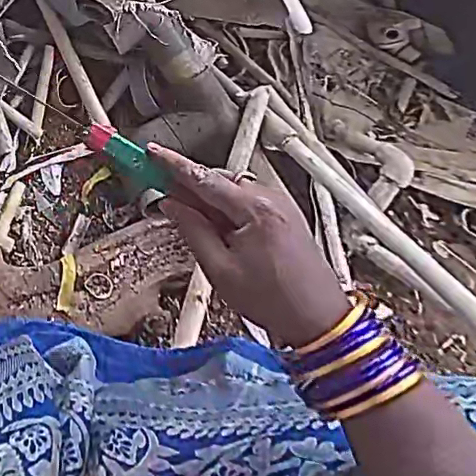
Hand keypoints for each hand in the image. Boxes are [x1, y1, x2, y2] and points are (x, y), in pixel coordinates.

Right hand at [148, 142, 351, 346]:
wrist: (323, 324)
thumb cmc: (276, 302)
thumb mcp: (219, 268)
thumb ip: (191, 229)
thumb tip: (171, 204)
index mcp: (254, 210)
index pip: (202, 177)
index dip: (171, 163)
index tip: (151, 151)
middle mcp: (271, 200)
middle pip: (217, 179)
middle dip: (189, 187)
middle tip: (166, 198)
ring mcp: (281, 206)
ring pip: (231, 189)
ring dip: (209, 198)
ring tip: (196, 223)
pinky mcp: (286, 216)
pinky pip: (246, 199)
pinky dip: (227, 206)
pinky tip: (219, 228)